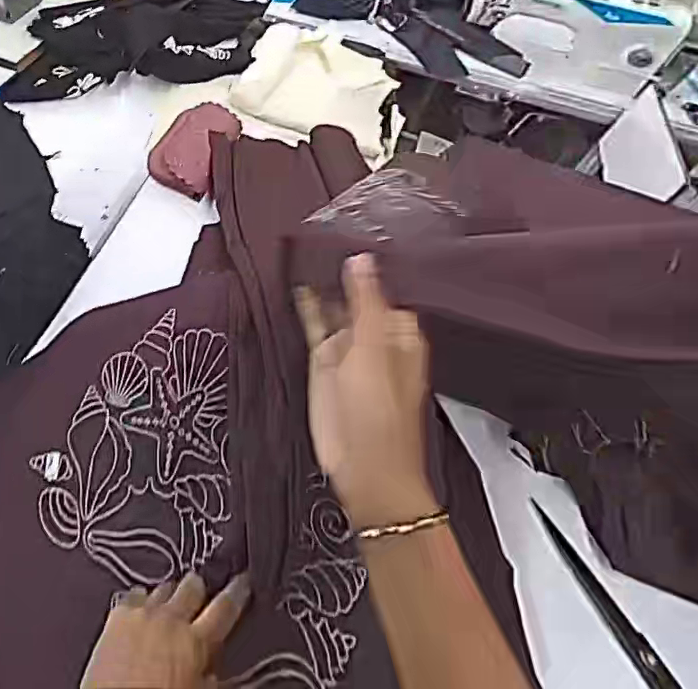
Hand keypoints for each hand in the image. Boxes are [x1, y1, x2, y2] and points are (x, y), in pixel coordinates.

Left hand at [81, 572, 250, 688]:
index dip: (237, 592)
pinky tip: (143, 612)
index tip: (243, 581)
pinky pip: (137, 593)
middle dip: (199, 588)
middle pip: (192, 585)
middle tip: (200, 596)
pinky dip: (144, 600)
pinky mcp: (118, 612)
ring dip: (171, 595)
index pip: (224, 609)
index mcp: (194, 643)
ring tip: (171, 608)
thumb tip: (213, 671)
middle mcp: (170, 619)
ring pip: (165, 586)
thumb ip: (208, 678)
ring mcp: (142, 611)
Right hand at [295, 255, 440, 530]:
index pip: (386, 286)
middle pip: (358, 294)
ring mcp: (348, 348)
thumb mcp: (372, 349)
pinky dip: (307, 305)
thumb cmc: (380, 415)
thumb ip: (365, 301)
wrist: (363, 466)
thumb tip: (362, 258)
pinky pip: (315, 323)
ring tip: (306, 249)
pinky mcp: (325, 360)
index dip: (371, 262)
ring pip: (335, 306)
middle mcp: (375, 336)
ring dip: (324, 285)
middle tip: (323, 232)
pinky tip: (298, 284)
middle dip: (344, 270)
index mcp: (400, 332)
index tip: (353, 229)